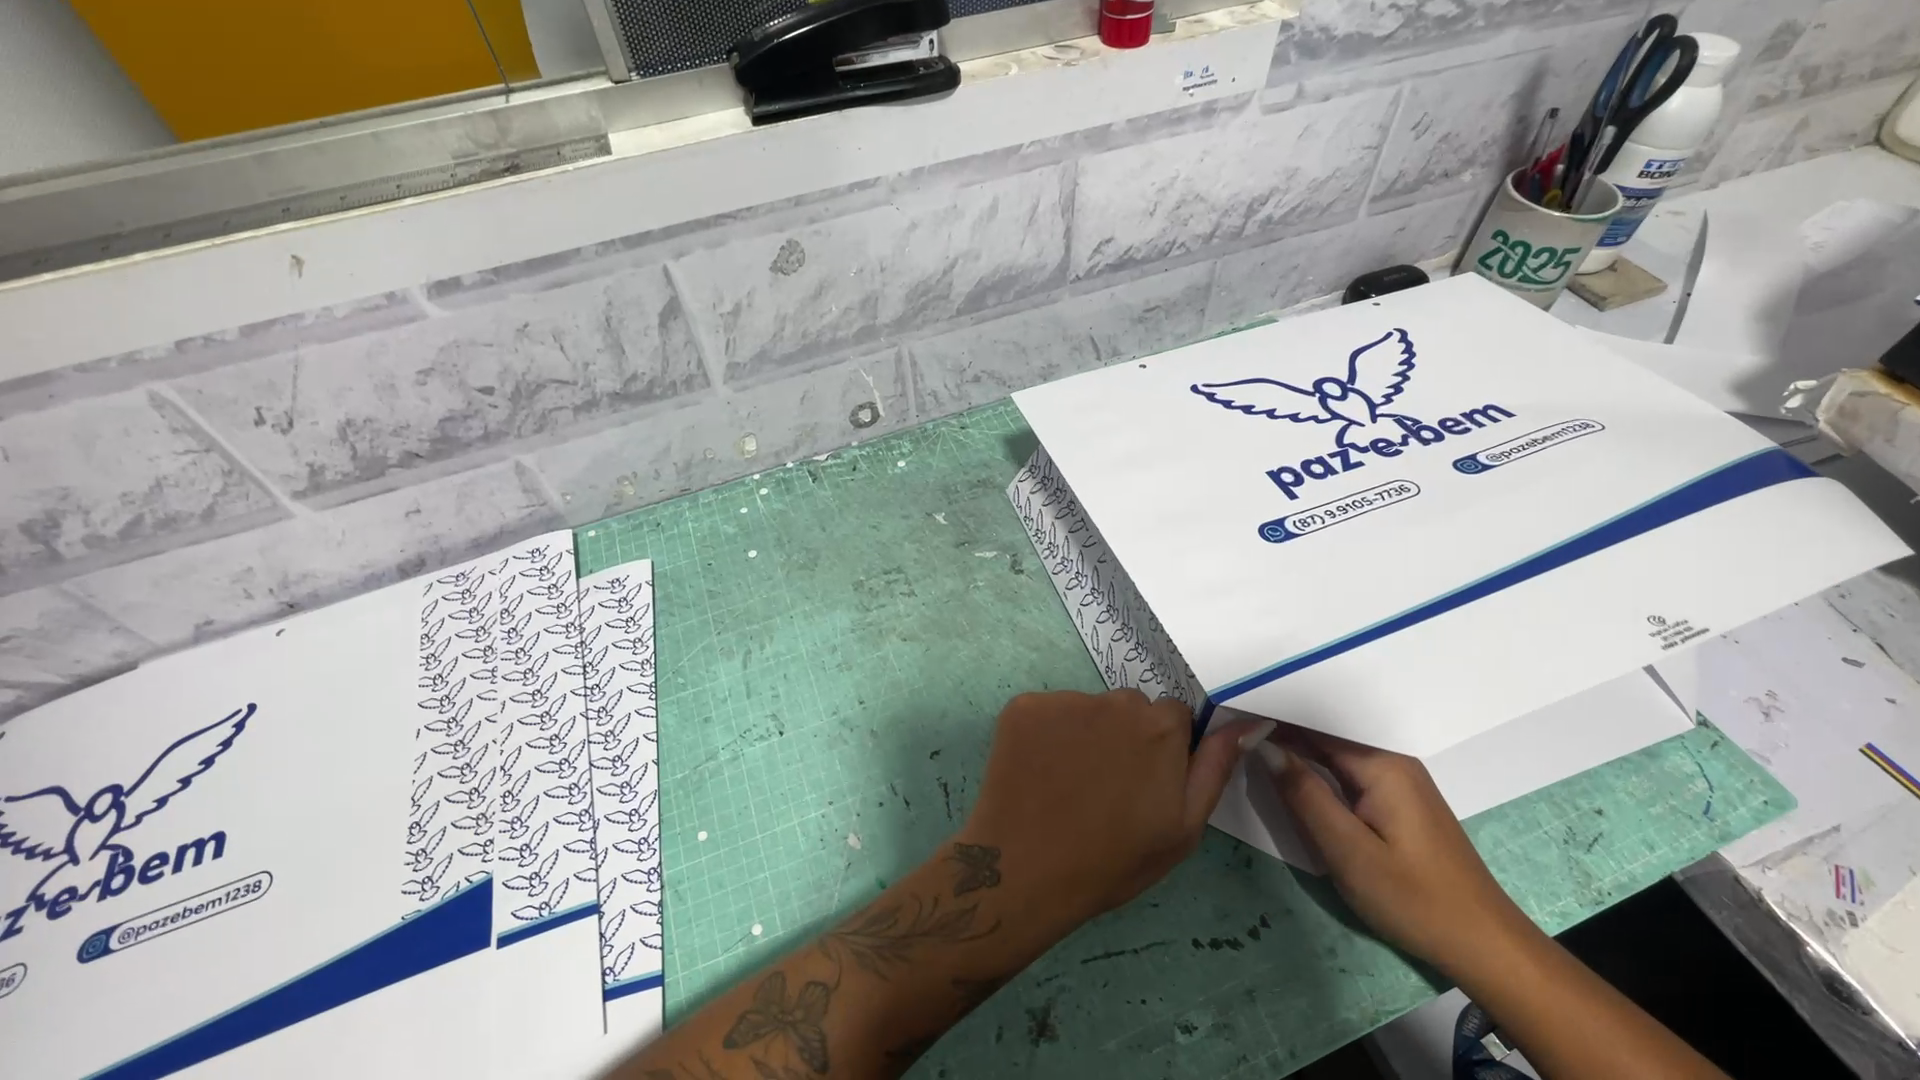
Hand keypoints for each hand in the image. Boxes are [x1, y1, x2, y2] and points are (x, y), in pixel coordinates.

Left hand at [958, 690, 1268, 935]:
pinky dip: (1045, 735)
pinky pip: (1046, 713)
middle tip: (1107, 788)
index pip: (1174, 718)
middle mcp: (1115, 701)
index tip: (1146, 784)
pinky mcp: (1022, 707)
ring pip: (1087, 709)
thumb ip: (1215, 766)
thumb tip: (1248, 722)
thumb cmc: (1113, 860)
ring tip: (1070, 785)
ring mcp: (1064, 701)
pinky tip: (1039, 773)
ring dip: (1085, 734)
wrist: (1024, 872)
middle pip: (1130, 708)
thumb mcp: (1183, 827)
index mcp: (1161, 727)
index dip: (1163, 750)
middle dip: (1126, 737)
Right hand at [1250, 727, 1533, 976]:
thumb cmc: (1413, 898)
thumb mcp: (1347, 850)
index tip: (1227, 718)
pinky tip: (1292, 780)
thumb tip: (1263, 745)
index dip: (1271, 719)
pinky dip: (1317, 773)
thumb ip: (1304, 794)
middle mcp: (1392, 762)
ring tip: (1249, 750)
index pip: (1314, 726)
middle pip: (1325, 736)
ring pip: (1335, 756)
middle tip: (1229, 734)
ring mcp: (1399, 783)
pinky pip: (1348, 775)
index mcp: (1381, 764)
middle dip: (1280, 734)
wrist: (1482, 943)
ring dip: (1296, 754)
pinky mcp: (1399, 804)